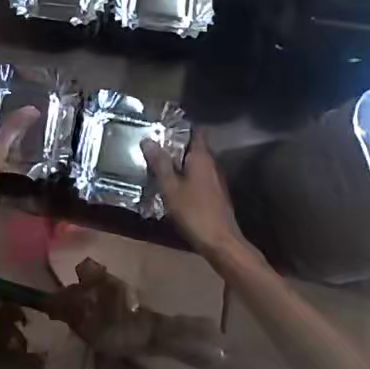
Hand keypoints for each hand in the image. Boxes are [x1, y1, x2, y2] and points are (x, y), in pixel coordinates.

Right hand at [141, 132, 250, 260]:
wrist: (221, 242)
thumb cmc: (194, 212)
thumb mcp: (171, 188)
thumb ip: (160, 164)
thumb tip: (148, 140)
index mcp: (202, 158)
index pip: (195, 132)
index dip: (180, 127)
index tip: (161, 126)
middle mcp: (212, 165)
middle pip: (193, 148)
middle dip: (174, 146)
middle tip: (152, 147)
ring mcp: (215, 180)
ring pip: (195, 165)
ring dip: (179, 164)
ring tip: (157, 166)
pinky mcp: (215, 195)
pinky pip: (197, 178)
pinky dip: (185, 178)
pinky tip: (172, 187)